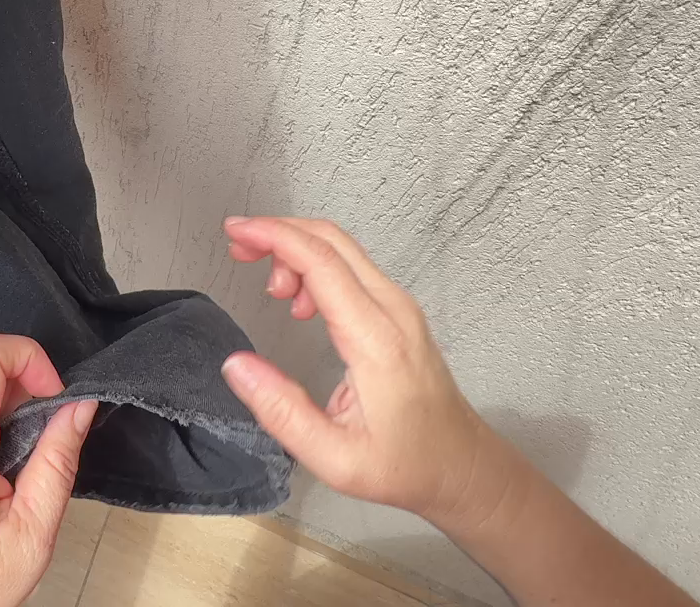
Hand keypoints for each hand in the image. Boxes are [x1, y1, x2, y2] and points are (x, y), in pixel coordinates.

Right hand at [218, 216, 502, 528]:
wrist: (463, 468)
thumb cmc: (405, 465)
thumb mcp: (335, 459)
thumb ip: (281, 412)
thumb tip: (235, 366)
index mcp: (376, 339)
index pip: (321, 260)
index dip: (274, 236)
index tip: (236, 231)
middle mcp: (392, 309)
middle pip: (330, 239)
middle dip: (277, 231)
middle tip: (239, 246)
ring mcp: (398, 304)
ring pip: (339, 246)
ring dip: (294, 248)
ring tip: (271, 290)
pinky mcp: (396, 307)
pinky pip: (349, 264)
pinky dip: (312, 263)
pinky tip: (297, 299)